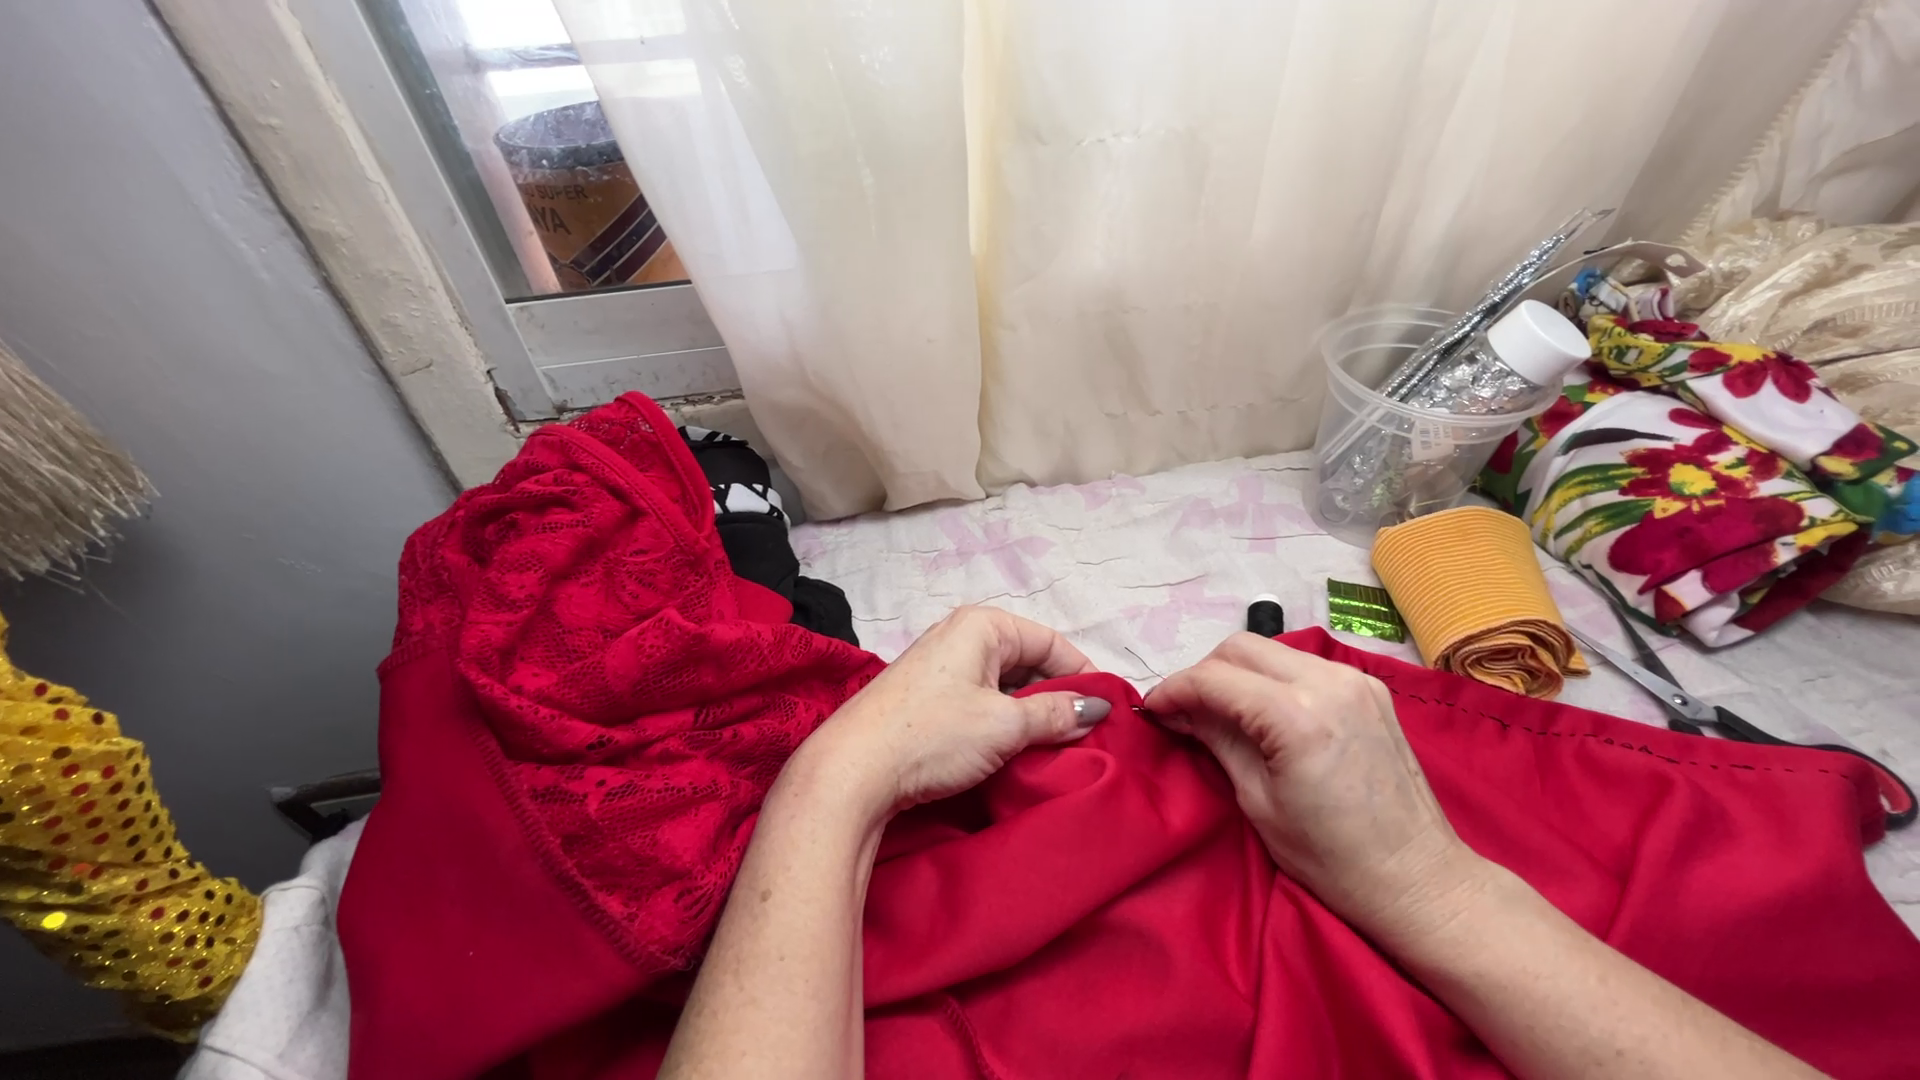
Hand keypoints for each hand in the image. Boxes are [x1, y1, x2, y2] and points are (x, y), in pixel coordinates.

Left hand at [799, 606, 1109, 815]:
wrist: (852, 771)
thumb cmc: (933, 735)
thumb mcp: (1005, 725)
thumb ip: (1056, 713)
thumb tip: (1096, 709)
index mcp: (981, 626)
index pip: (1049, 641)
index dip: (1082, 674)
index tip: (1107, 711)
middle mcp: (959, 636)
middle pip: (1026, 661)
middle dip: (1056, 696)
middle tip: (1084, 735)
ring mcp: (940, 667)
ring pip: (1003, 684)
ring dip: (1029, 713)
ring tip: (1054, 747)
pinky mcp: (926, 698)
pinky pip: (979, 701)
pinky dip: (1001, 722)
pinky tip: (1014, 750)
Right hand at [1143, 633, 1480, 937]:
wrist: (1419, 879)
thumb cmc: (1331, 859)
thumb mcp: (1257, 801)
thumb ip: (1216, 740)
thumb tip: (1176, 713)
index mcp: (1296, 716)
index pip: (1214, 679)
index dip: (1173, 690)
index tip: (1151, 710)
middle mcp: (1327, 682)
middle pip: (1241, 648)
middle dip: (1203, 673)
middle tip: (1185, 711)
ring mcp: (1354, 680)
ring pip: (1272, 650)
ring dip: (1236, 672)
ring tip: (1220, 711)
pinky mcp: (1370, 688)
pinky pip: (1303, 665)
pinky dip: (1272, 678)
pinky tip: (1263, 711)